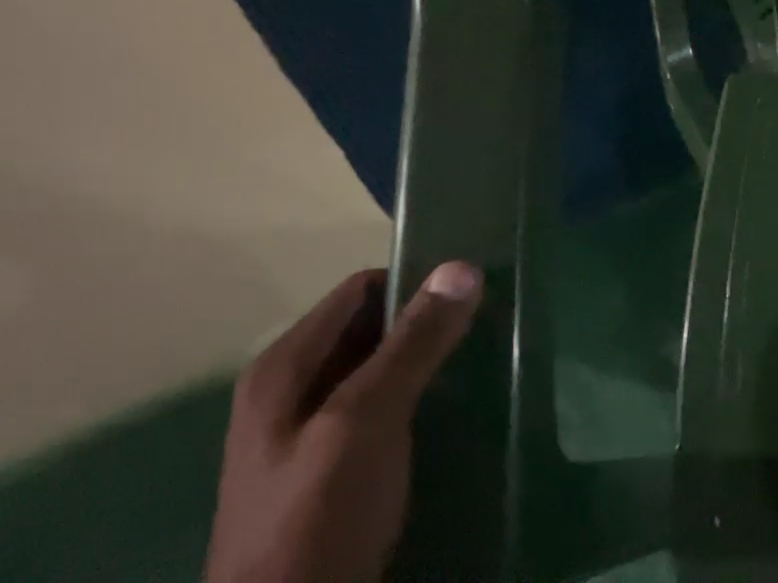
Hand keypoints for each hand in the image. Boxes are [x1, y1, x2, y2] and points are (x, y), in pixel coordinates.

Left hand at [204, 263, 481, 582]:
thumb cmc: (319, 513)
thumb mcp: (367, 419)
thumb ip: (413, 344)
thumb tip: (462, 267)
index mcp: (284, 368)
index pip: (360, 291)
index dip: (414, 282)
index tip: (475, 292)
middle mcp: (292, 390)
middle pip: (372, 328)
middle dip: (429, 322)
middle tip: (491, 326)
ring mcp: (311, 431)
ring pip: (383, 369)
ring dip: (430, 362)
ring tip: (485, 363)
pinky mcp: (335, 464)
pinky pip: (386, 407)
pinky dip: (422, 398)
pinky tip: (457, 412)